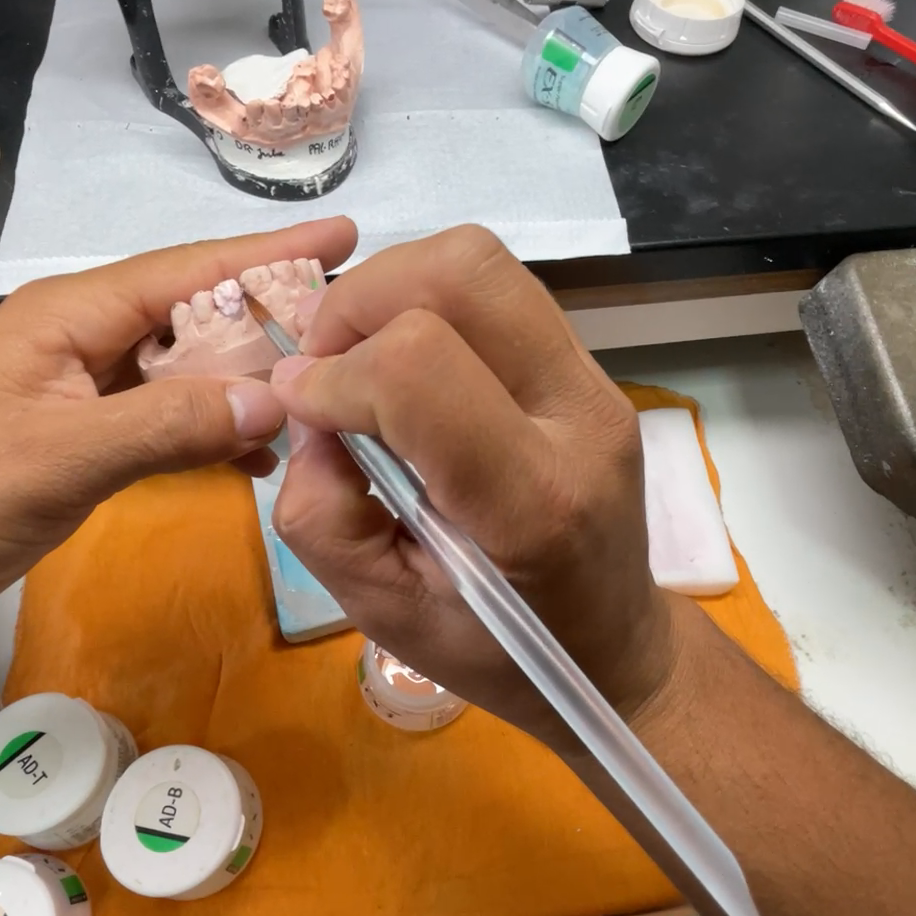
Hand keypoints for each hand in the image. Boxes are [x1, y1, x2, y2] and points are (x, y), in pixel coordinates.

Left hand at [0, 218, 357, 630]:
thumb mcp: (62, 456)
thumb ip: (169, 424)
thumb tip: (276, 400)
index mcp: (74, 315)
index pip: (192, 270)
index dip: (271, 253)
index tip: (344, 238)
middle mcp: (84, 338)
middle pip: (198, 316)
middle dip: (272, 320)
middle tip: (347, 330)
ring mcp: (83, 388)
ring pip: (186, 372)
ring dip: (245, 385)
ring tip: (315, 398)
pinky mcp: (82, 435)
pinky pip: (164, 419)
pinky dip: (209, 433)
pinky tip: (251, 458)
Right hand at [269, 225, 675, 746]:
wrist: (610, 644)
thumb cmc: (498, 650)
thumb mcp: (385, 612)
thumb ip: (323, 514)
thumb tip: (308, 408)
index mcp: (534, 502)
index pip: (420, 370)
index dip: (336, 376)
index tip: (304, 410)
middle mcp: (579, 418)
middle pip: (464, 273)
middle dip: (361, 299)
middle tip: (328, 364)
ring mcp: (595, 382)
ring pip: (482, 264)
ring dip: (393, 292)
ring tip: (361, 359)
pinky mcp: (588, 368)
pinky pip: (497, 292)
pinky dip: (427, 305)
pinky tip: (407, 366)